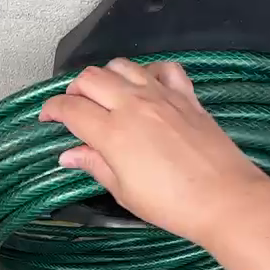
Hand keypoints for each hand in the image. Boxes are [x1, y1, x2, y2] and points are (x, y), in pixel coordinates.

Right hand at [39, 58, 269, 247]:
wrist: (223, 198)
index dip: (51, 110)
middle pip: (91, 78)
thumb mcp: (123, 191)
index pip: (70, 109)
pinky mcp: (186, 96)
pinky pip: (163, 69)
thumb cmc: (171, 204)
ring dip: (106, 77)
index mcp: (112, 132)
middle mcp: (134, 105)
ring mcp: (162, 96)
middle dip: (74, 90)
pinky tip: (145, 87)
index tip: (46, 118)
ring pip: (122, 66)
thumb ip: (95, 165)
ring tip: (104, 97)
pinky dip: (147, 72)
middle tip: (73, 109)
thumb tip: (70, 155)